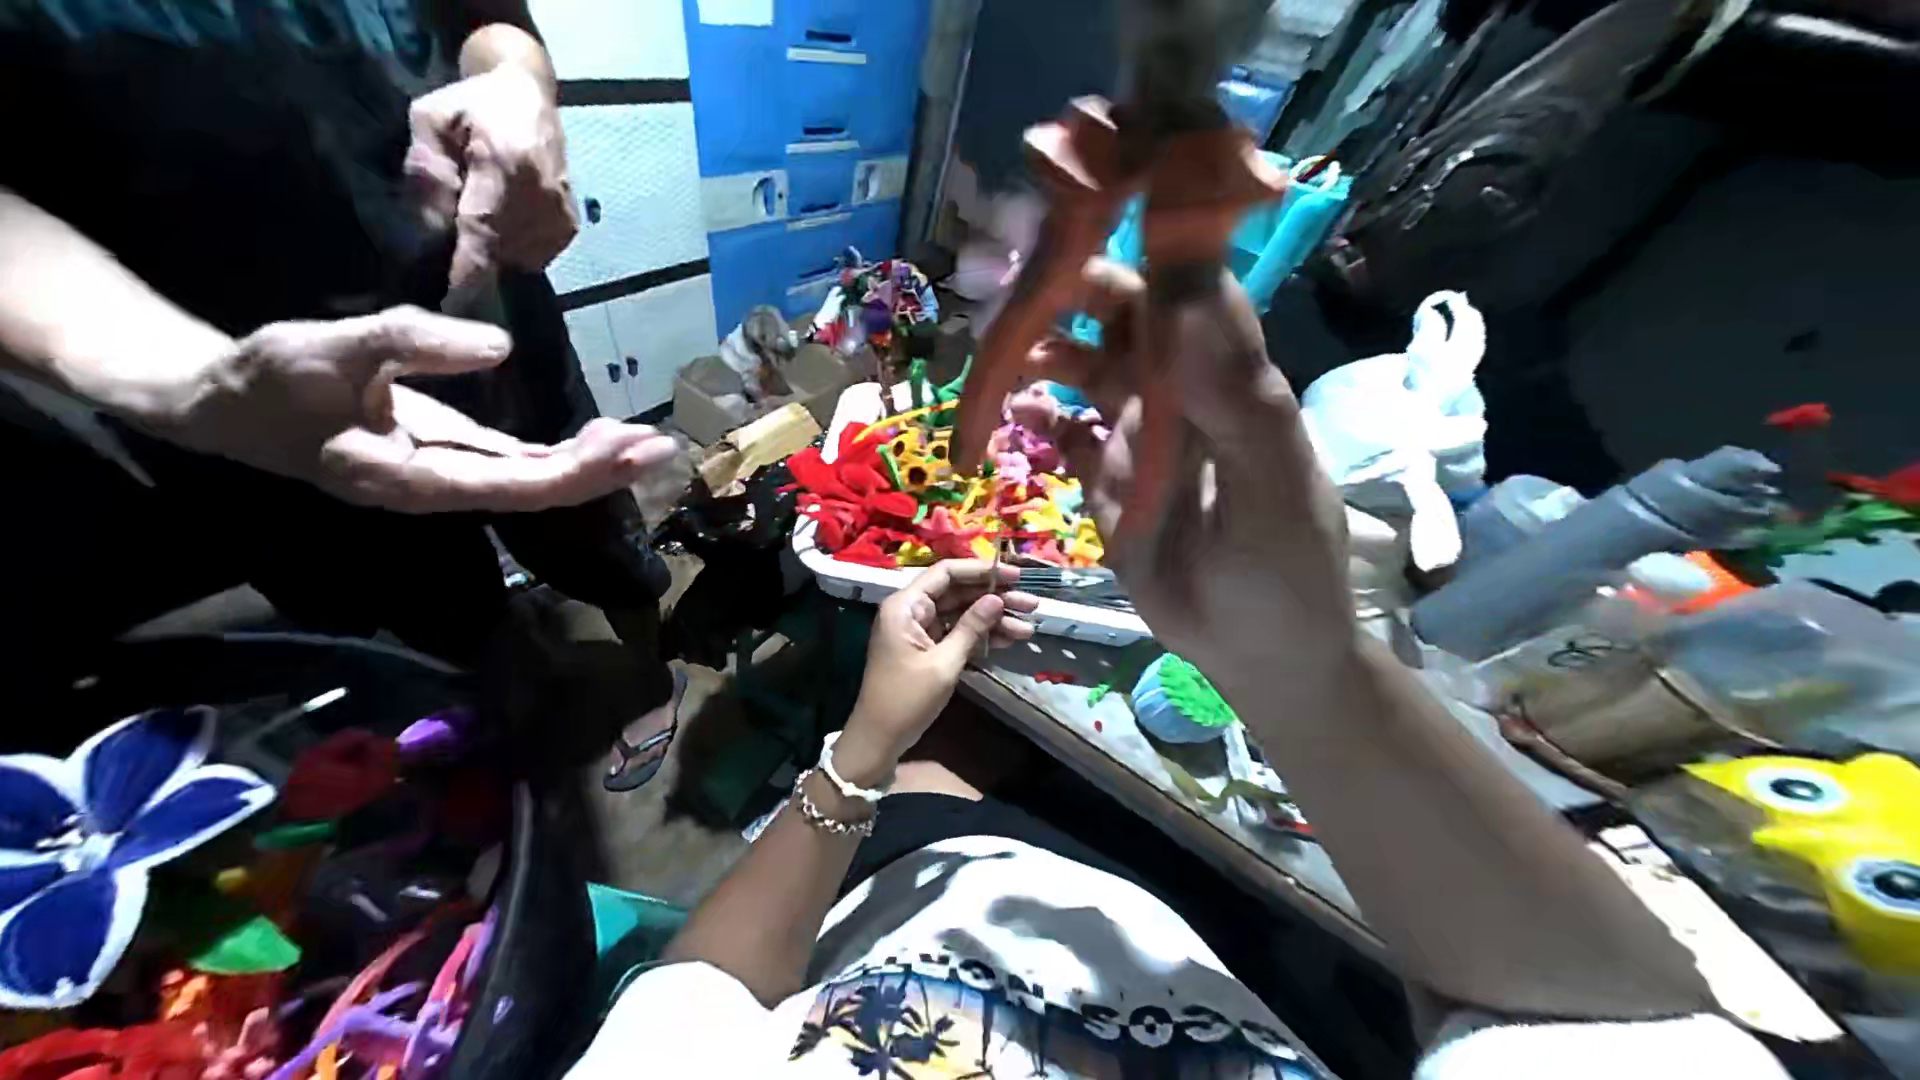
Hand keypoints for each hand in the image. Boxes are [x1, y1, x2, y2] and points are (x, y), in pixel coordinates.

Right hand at [163, 305, 677, 511]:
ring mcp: (460, 475)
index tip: (631, 449)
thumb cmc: (267, 382)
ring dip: (597, 463)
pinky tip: (604, 439)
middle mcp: (451, 489)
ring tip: (648, 442)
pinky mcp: (462, 457)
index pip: (521, 485)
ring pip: (542, 479)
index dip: (580, 471)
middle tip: (663, 447)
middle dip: (607, 471)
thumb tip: (496, 343)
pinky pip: (528, 463)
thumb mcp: (324, 350)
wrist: (227, 408)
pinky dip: (570, 453)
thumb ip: (410, 342)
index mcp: (420, 480)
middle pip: (546, 489)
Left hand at [405, 66, 576, 303]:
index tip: (453, 302)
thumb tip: (432, 233)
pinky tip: (505, 227)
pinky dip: (514, 250)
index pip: (483, 231)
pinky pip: (537, 256)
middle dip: (472, 261)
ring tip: (480, 229)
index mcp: (506, 165)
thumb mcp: (432, 122)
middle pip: (501, 250)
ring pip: (519, 257)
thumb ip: (429, 175)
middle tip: (447, 260)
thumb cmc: (474, 106)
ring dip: (494, 255)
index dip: (469, 271)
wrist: (529, 98)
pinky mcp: (570, 228)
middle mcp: (543, 198)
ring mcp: (562, 217)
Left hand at [836, 561, 1037, 777]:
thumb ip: (971, 628)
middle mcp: (912, 610)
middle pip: (958, 593)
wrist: (879, 739)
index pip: (946, 573)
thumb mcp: (944, 664)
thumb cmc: (906, 699)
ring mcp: (920, 630)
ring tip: (1028, 628)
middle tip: (1032, 604)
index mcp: (906, 606)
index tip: (1014, 576)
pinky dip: (981, 636)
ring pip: (962, 613)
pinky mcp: (928, 648)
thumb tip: (996, 599)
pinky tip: (1010, 640)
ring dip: (993, 620)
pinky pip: (957, 632)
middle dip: (995, 598)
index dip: (981, 571)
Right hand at [1012, 261, 1353, 690]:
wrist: (1254, 648)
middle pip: (1115, 317)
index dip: (1130, 245)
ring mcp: (1135, 431)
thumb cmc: (1280, 571)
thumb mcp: (1272, 489)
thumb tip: (1189, 299)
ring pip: (1079, 366)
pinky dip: (1034, 415)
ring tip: (997, 352)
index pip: (1177, 285)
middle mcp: (1176, 388)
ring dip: (1039, 350)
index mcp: (1222, 373)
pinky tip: (1009, 417)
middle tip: (1006, 286)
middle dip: (1065, 292)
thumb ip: (1237, 399)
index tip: (1075, 215)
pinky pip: (1063, 429)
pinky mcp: (1103, 474)